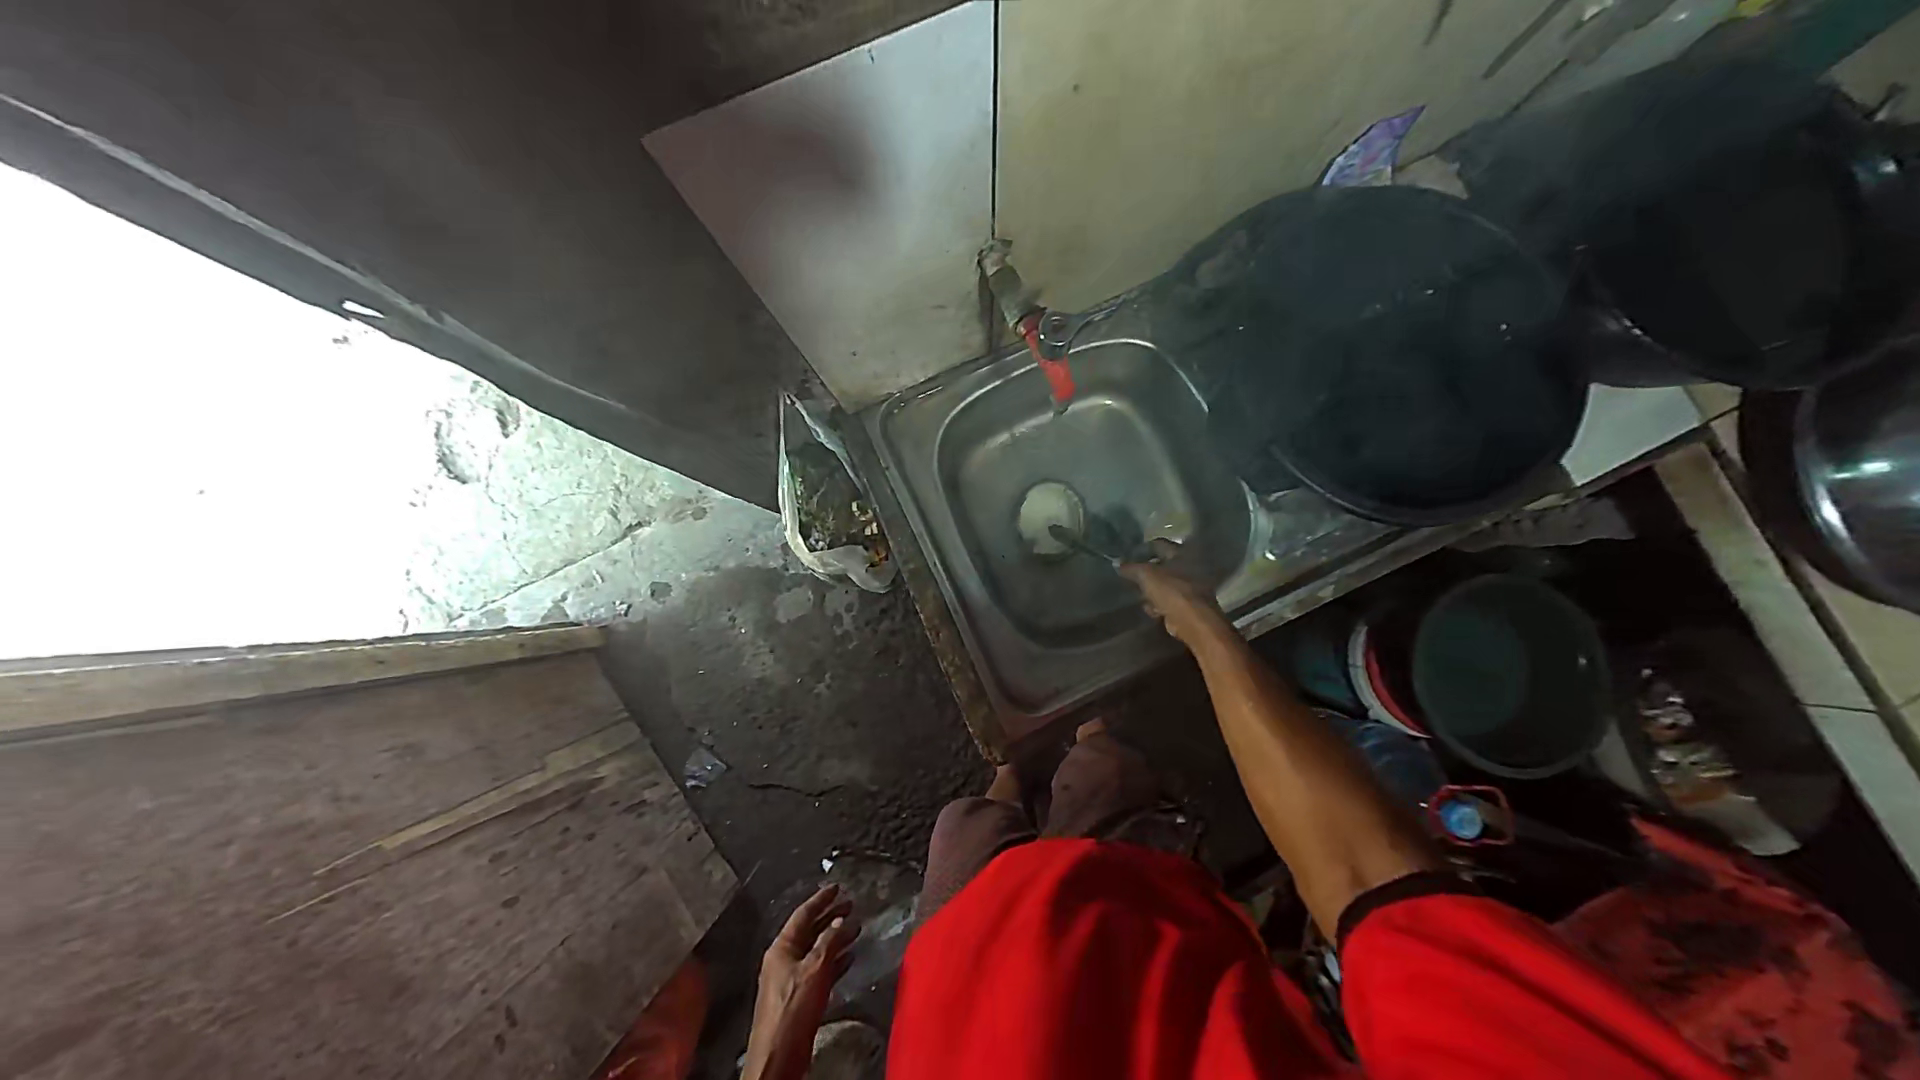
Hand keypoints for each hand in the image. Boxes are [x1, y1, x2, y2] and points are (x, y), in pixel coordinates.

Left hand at [742, 884, 860, 1079]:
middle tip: (851, 904)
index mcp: (782, 948)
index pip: (803, 915)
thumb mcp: (814, 970)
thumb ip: (828, 942)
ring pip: (817, 950)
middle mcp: (785, 959)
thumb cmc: (793, 1008)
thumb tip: (840, 919)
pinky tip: (849, 957)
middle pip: (810, 931)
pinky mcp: (800, 997)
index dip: (820, 900)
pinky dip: (834, 961)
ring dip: (835, 938)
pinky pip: (820, 970)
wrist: (778, 1057)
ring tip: (855, 927)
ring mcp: (792, 979)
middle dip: (830, 917)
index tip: (837, 887)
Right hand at [1119, 542, 1231, 648]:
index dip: (1142, 549)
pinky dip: (1159, 604)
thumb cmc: (1171, 590)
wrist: (1192, 620)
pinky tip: (1151, 610)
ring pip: (1164, 584)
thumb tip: (1116, 563)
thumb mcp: (1146, 575)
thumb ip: (1130, 568)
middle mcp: (1190, 566)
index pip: (1158, 544)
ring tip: (1139, 596)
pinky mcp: (1189, 604)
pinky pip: (1168, 600)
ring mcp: (1191, 586)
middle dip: (1146, 572)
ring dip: (1151, 590)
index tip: (1126, 557)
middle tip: (1130, 577)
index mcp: (1182, 553)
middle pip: (1161, 565)